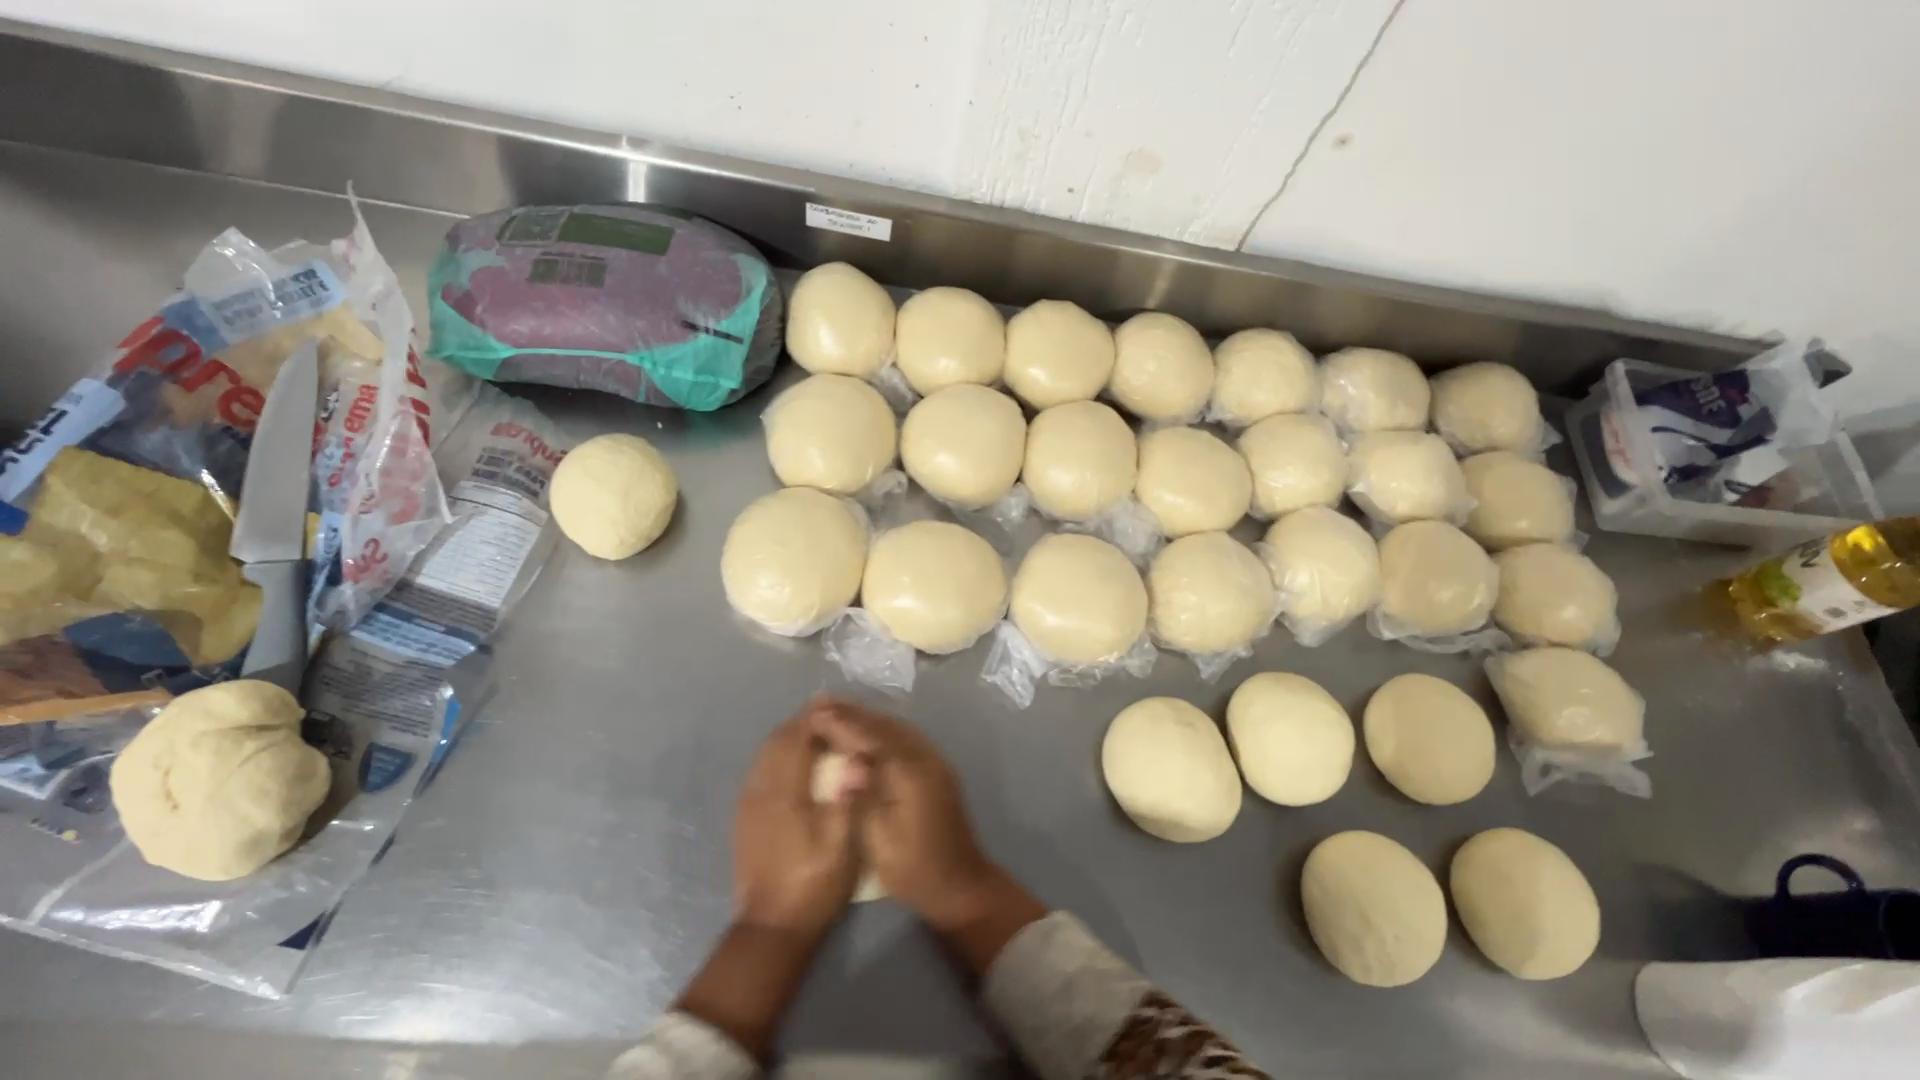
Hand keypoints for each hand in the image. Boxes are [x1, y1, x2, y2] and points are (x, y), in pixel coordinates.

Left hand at [732, 701, 862, 938]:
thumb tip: (858, 758)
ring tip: (818, 737)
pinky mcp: (746, 818)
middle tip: (831, 717)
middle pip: (777, 740)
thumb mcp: (843, 846)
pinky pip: (761, 771)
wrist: (772, 928)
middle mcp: (760, 789)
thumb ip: (849, 799)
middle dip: (802, 723)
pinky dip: (779, 757)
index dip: (815, 717)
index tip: (838, 705)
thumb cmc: (814, 885)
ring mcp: (748, 804)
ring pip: (766, 755)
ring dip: (790, 739)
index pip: (796, 737)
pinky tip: (799, 768)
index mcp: (784, 792)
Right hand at [807, 700, 1014, 933]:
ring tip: (836, 710)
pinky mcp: (937, 771)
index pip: (871, 736)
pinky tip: (866, 732)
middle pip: (885, 725)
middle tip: (820, 702)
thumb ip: (864, 798)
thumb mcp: (880, 840)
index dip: (842, 723)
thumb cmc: (914, 869)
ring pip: (897, 728)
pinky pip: (905, 738)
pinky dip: (882, 729)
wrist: (961, 885)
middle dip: (853, 712)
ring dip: (868, 718)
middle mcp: (926, 758)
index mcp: (911, 772)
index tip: (813, 713)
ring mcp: (935, 762)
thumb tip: (848, 766)